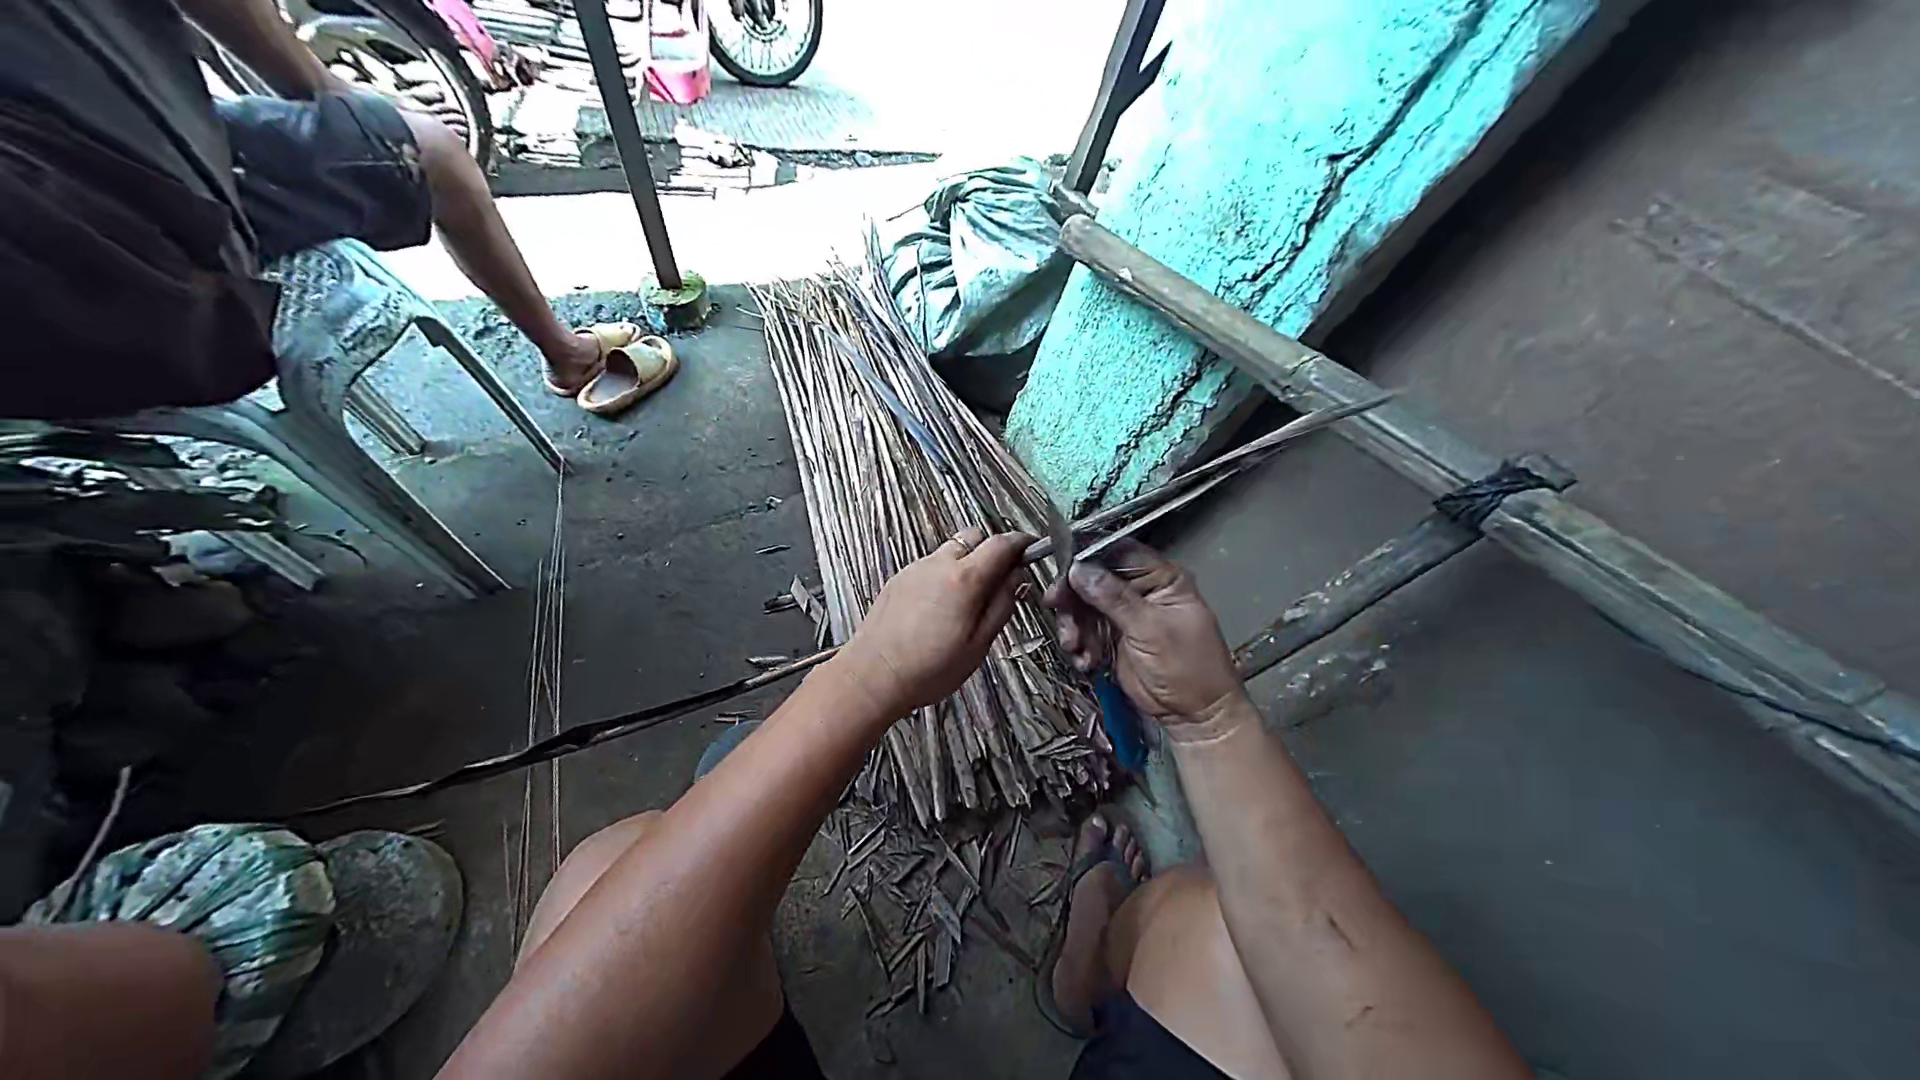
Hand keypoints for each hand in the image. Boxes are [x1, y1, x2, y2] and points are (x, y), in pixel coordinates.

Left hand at [833, 527, 1033, 716]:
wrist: (874, 675)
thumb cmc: (930, 668)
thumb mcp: (979, 644)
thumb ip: (1002, 605)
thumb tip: (1018, 577)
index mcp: (965, 578)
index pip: (1002, 543)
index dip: (1021, 542)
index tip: (1032, 549)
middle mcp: (939, 564)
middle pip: (974, 537)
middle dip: (992, 550)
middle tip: (999, 579)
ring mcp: (915, 568)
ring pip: (951, 550)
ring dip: (966, 561)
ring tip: (967, 598)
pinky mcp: (898, 578)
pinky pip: (930, 564)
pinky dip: (944, 573)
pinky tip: (940, 606)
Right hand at [1045, 540, 1250, 739]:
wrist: (1194, 716)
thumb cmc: (1188, 668)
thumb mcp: (1151, 629)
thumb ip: (1114, 598)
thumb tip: (1080, 569)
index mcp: (1161, 579)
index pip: (1120, 553)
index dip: (1089, 556)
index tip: (1064, 566)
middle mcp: (1140, 592)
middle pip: (1094, 579)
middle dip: (1073, 596)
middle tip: (1055, 605)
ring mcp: (1123, 616)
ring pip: (1083, 607)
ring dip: (1074, 626)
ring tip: (1075, 646)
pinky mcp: (1110, 639)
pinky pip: (1084, 632)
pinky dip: (1079, 645)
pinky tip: (1086, 660)